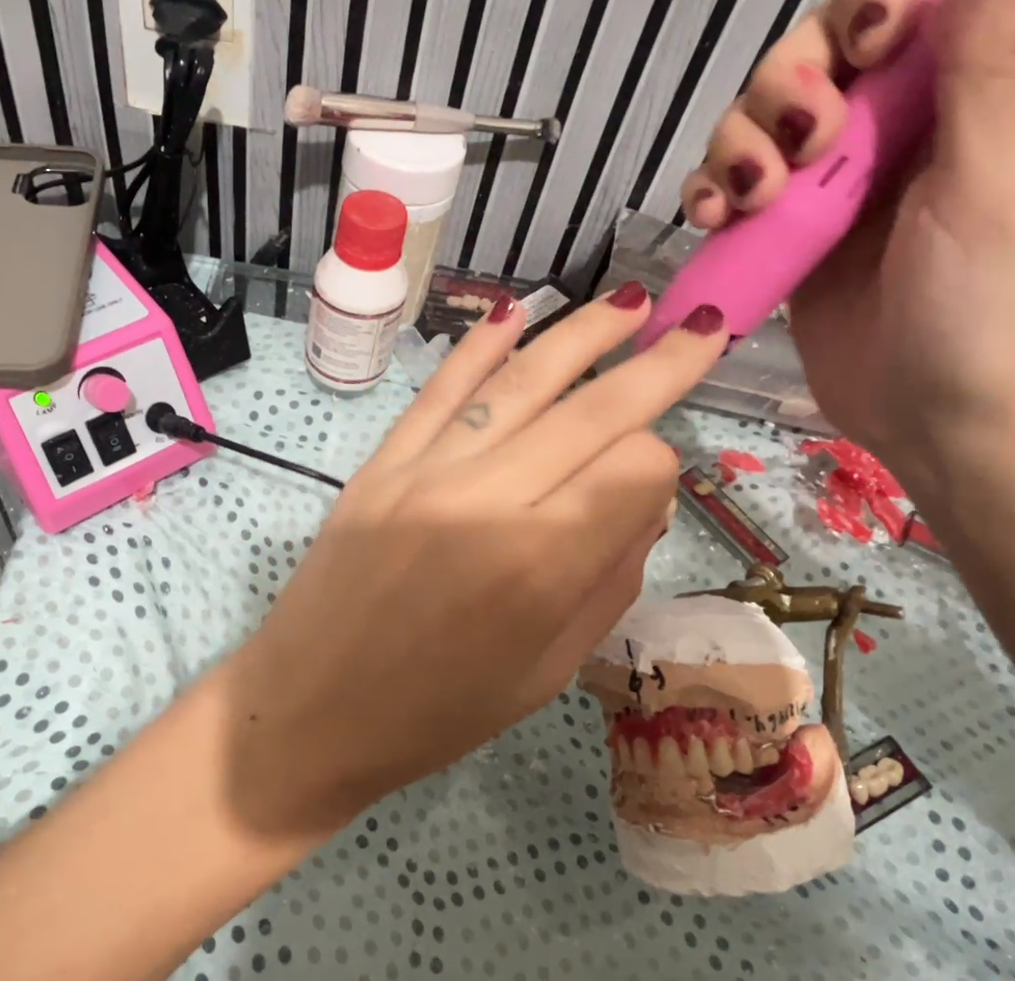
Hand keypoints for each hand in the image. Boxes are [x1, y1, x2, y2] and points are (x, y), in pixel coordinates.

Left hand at [222, 285, 726, 833]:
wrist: (309, 708)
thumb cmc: (437, 714)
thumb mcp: (548, 671)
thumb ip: (607, 580)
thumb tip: (642, 501)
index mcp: (540, 564)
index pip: (634, 467)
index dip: (657, 470)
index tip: (646, 491)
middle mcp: (488, 500)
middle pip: (592, 410)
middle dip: (657, 366)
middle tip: (705, 324)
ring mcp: (426, 471)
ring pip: (520, 380)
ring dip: (583, 334)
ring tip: (632, 302)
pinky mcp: (381, 462)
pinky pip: (439, 389)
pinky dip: (479, 346)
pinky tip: (517, 310)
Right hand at [682, 0, 1014, 479]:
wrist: (936, 425)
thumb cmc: (991, 309)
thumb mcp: (1003, 180)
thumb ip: (1000, 55)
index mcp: (985, 87)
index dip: (874, 1)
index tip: (856, 58)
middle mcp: (906, 120)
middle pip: (819, 45)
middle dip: (787, 85)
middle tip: (798, 151)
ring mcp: (839, 177)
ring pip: (760, 112)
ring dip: (737, 143)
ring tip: (748, 202)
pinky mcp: (788, 228)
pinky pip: (731, 180)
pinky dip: (709, 189)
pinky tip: (710, 218)